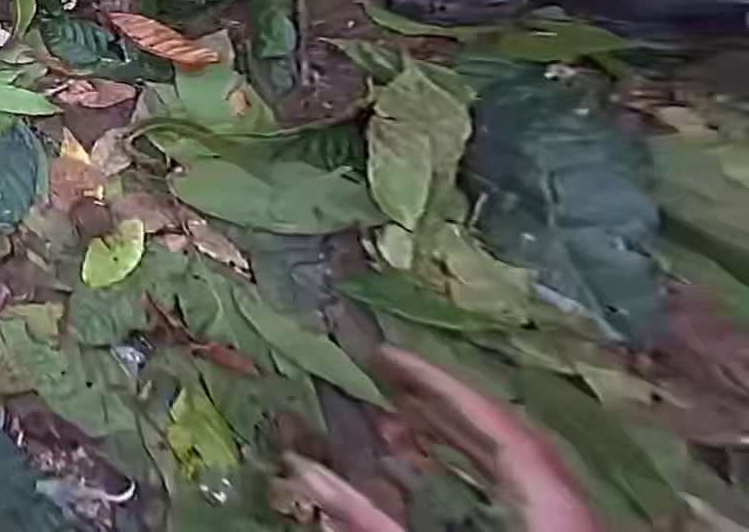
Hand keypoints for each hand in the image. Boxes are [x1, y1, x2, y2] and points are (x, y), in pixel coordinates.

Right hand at [285, 348, 602, 531]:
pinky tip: (432, 460)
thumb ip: (372, 523)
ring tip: (398, 405)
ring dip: (453, 430)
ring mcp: (569, 530)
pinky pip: (520, 491)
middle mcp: (572, 517)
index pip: (502, 430)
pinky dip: (471, 464)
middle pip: (510, 440)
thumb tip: (299, 467)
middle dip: (442, 400)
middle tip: (383, 370)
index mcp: (556, 516)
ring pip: (517, 466)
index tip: (388, 356)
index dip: (444, 385)